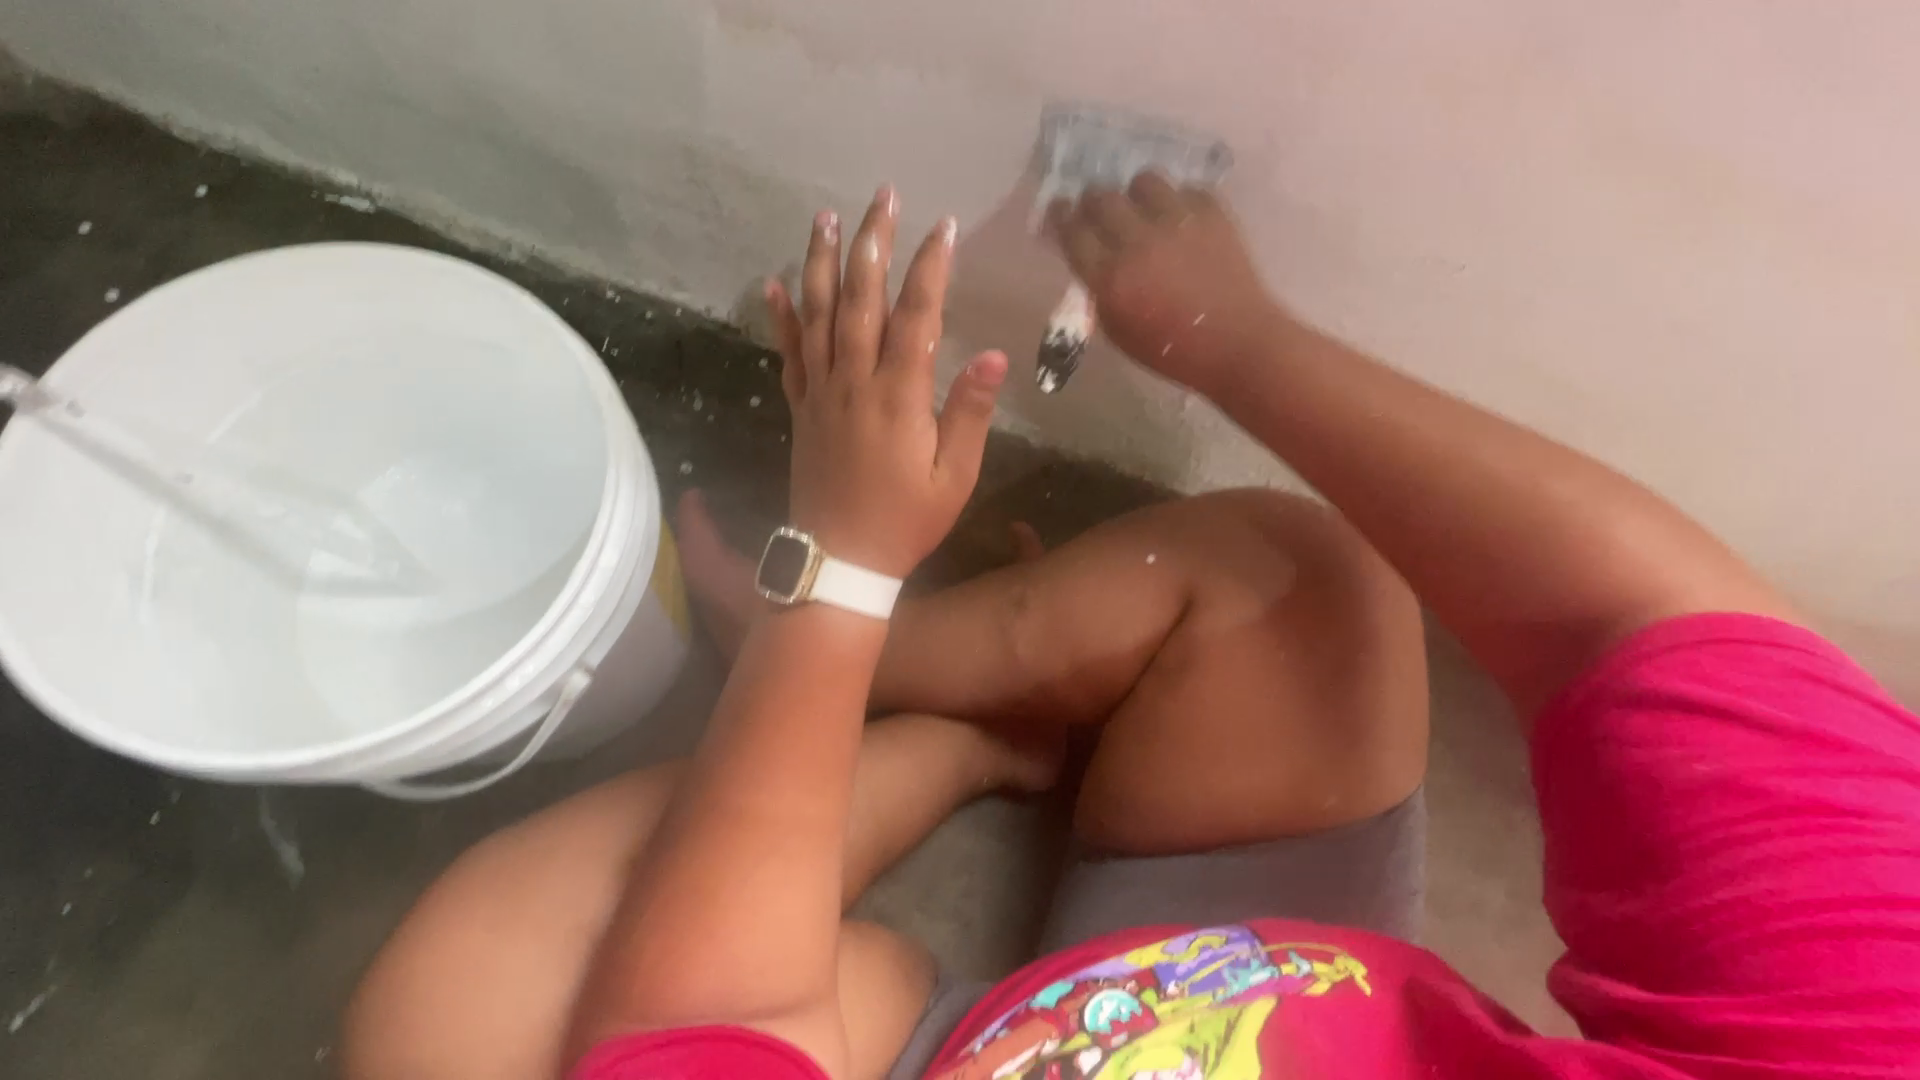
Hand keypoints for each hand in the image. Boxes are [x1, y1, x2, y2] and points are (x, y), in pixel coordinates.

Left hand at [765, 186, 1007, 577]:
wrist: (839, 559)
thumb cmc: (906, 521)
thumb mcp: (954, 477)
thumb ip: (968, 414)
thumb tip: (994, 357)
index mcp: (899, 397)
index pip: (916, 317)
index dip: (930, 269)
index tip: (943, 227)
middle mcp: (854, 382)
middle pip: (861, 300)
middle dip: (874, 244)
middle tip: (882, 196)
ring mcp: (821, 393)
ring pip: (819, 316)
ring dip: (823, 263)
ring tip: (825, 217)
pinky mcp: (801, 409)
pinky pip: (788, 354)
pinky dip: (780, 317)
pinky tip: (772, 283)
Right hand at [1048, 173, 1286, 394]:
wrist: (1235, 343)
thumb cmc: (1171, 350)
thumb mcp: (1118, 331)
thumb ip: (1100, 292)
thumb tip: (1092, 262)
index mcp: (1110, 277)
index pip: (1072, 231)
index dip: (1061, 217)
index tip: (1060, 211)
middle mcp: (1138, 242)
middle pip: (1102, 197)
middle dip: (1094, 200)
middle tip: (1098, 209)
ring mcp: (1177, 223)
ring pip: (1144, 181)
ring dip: (1137, 194)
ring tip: (1143, 208)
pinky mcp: (1212, 214)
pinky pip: (1186, 190)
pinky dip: (1178, 202)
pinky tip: (1180, 220)